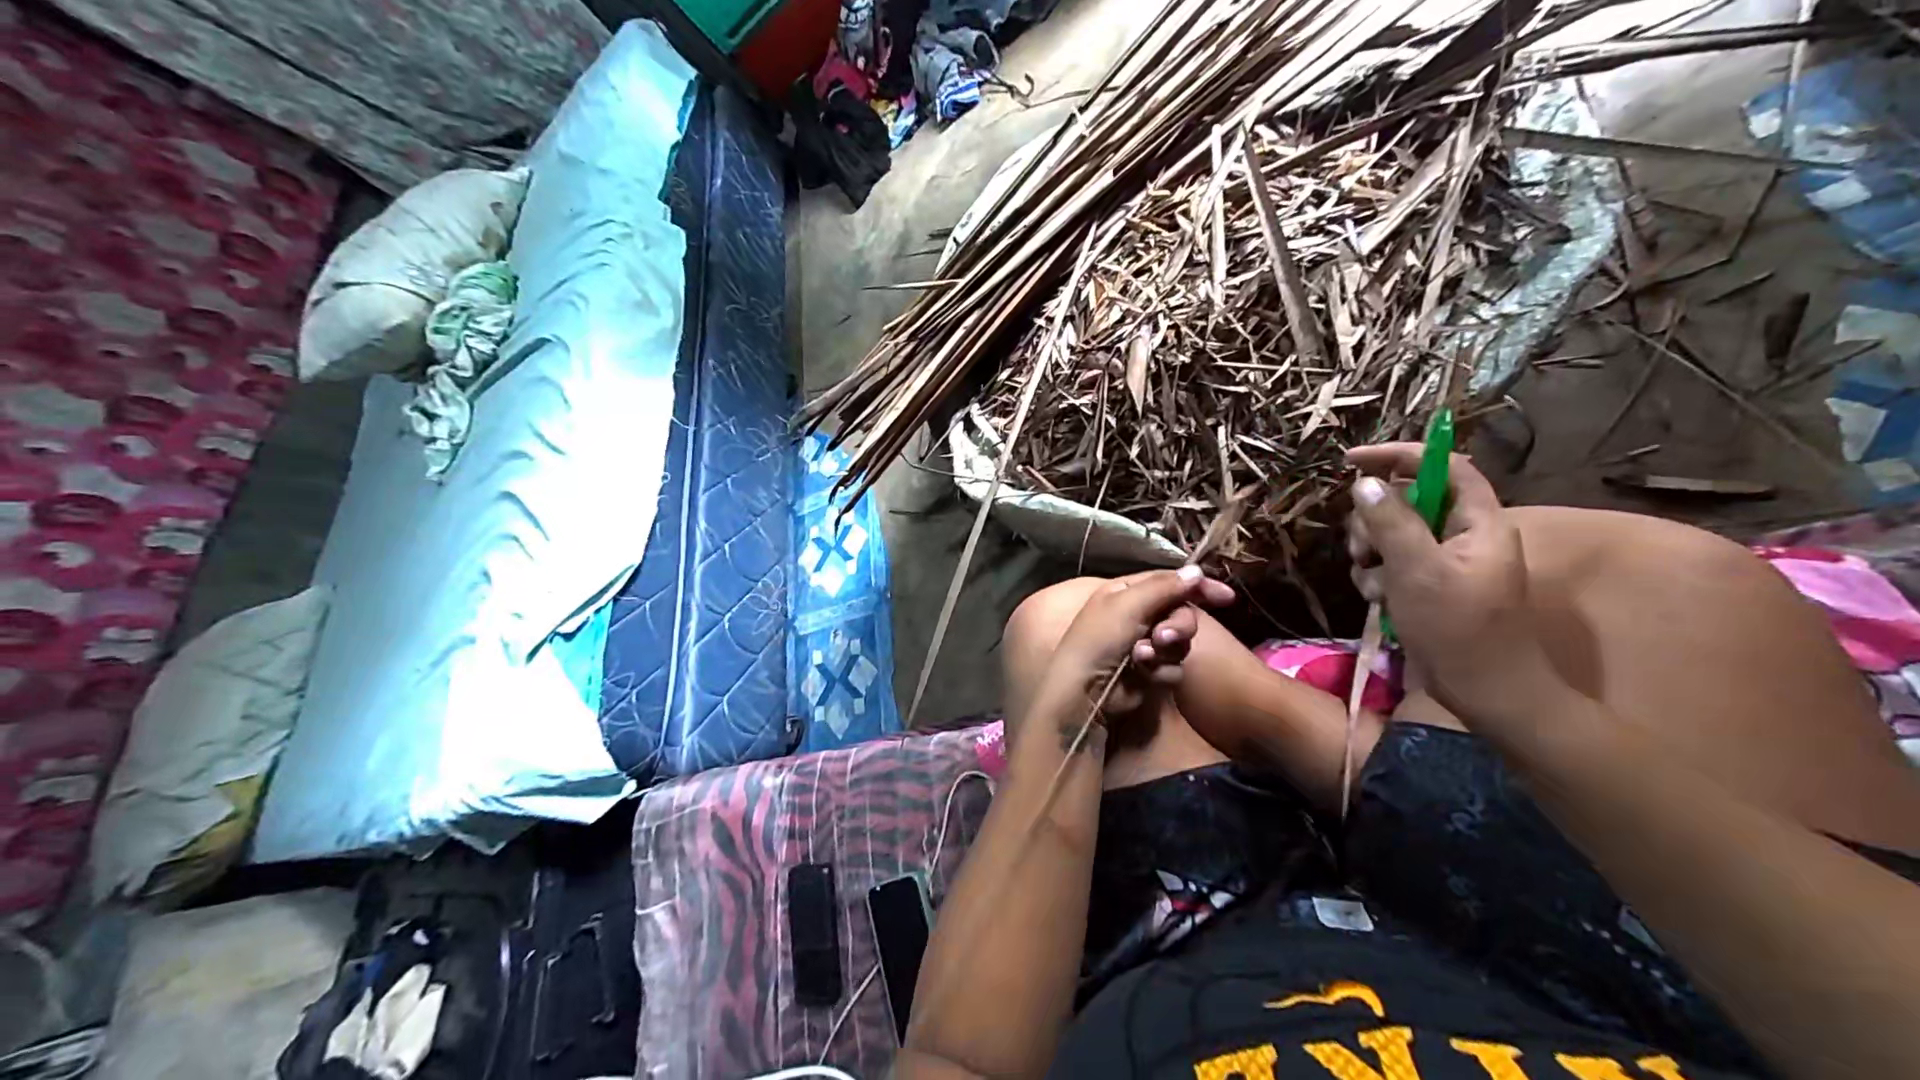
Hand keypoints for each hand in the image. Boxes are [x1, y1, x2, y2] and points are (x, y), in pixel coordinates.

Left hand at [1027, 567, 1236, 740]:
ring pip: (1180, 641)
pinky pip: (1173, 666)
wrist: (1085, 691)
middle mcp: (1136, 615)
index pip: (1169, 581)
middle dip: (1178, 625)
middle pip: (1180, 612)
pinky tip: (1143, 674)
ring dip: (1165, 650)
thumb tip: (1197, 570)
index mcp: (1126, 592)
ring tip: (1142, 656)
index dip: (1198, 586)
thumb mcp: (1127, 605)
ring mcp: (1144, 644)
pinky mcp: (1150, 671)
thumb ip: (1163, 587)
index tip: (1227, 598)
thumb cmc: (1099, 640)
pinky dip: (1160, 670)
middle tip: (1164, 637)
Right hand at [1346, 443, 1565, 725]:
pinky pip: (1390, 565)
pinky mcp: (1427, 586)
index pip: (1443, 466)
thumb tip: (1364, 483)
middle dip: (1375, 519)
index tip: (1351, 461)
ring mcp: (1443, 562)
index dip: (1400, 456)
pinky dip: (1377, 578)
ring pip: (1392, 535)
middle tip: (1362, 547)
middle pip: (1408, 501)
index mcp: (1479, 521)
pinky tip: (1378, 600)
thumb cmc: (1460, 628)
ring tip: (1373, 584)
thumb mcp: (1418, 569)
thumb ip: (1391, 522)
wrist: (1484, 691)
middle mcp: (1463, 535)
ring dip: (1372, 554)